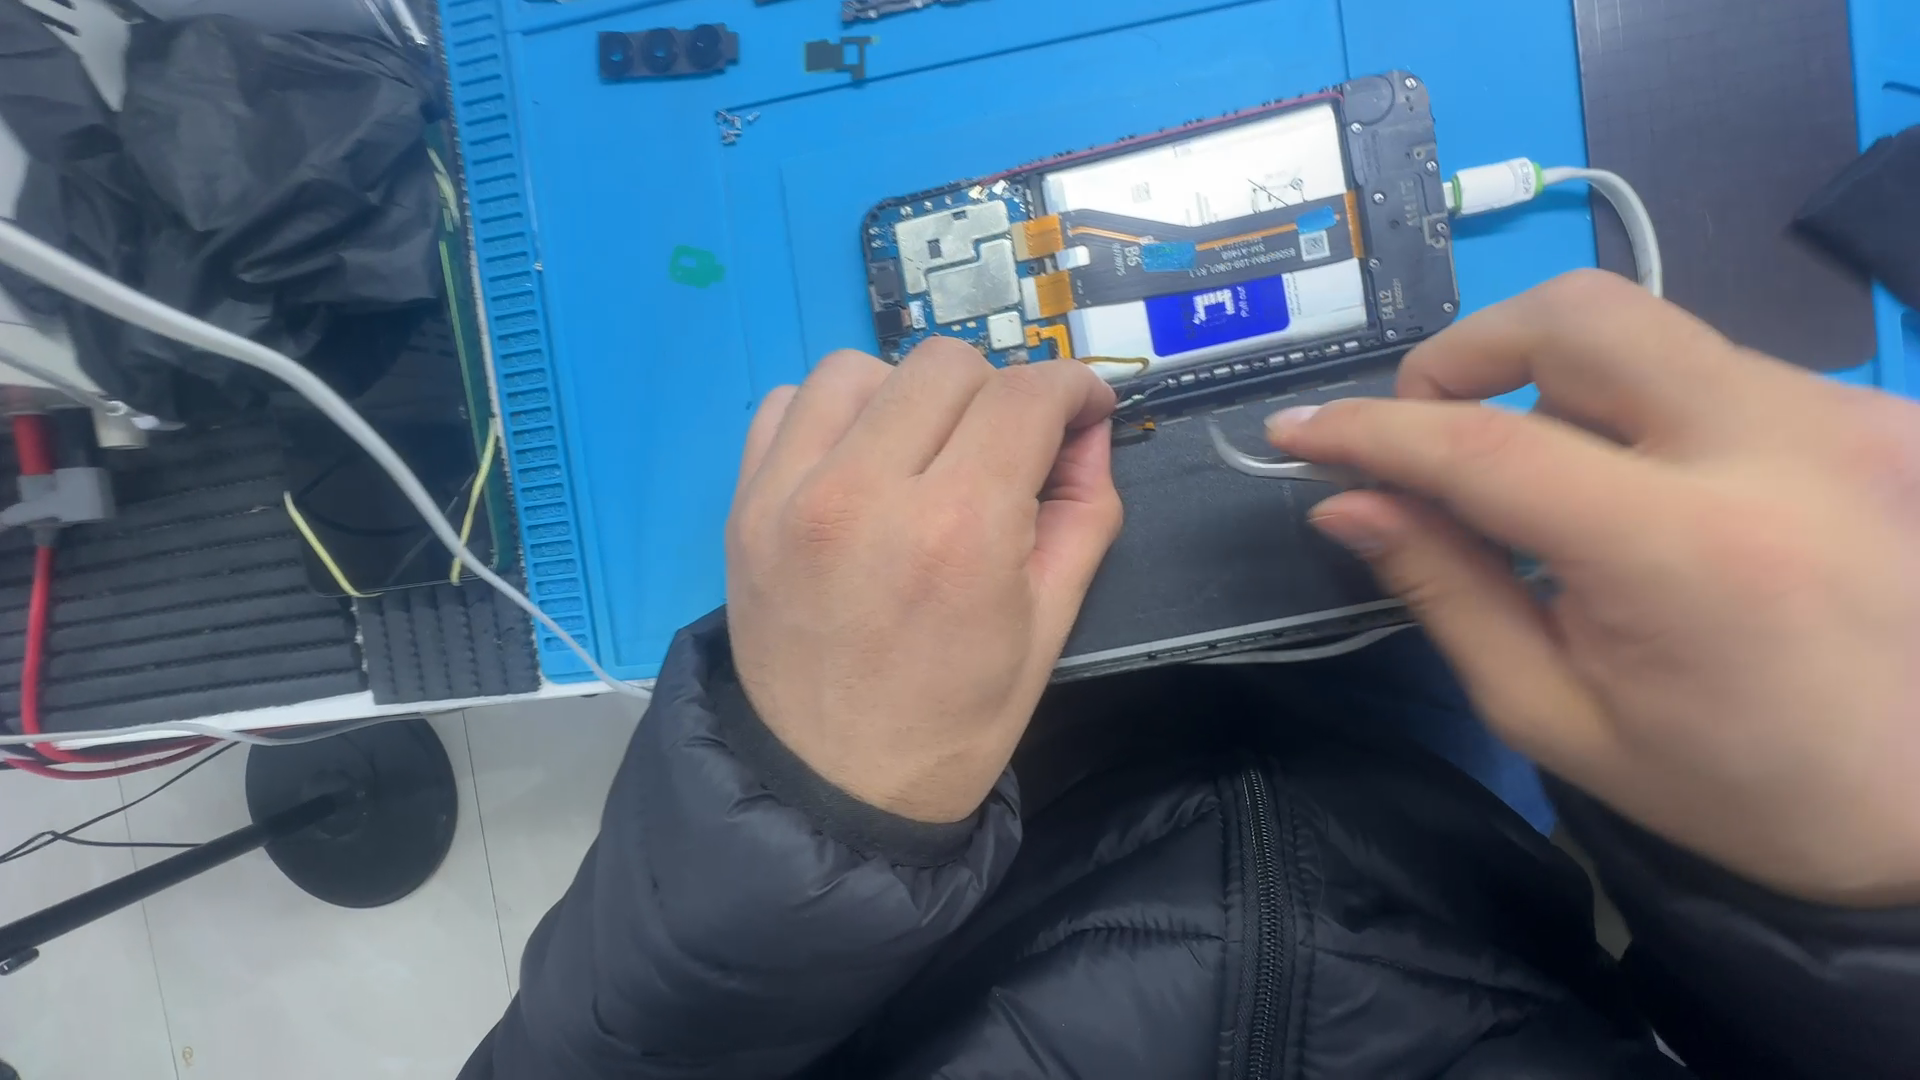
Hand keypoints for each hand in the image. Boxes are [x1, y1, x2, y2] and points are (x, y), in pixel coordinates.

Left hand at [726, 340, 1121, 823]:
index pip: (1026, 395)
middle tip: (1005, 449)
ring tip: (924, 455)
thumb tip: (1086, 428)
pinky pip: (791, 404)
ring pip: (862, 367)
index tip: (1084, 410)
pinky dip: (836, 415)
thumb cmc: (956, 721)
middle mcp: (865, 491)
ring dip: (912, 396)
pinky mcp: (743, 504)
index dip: (1073, 387)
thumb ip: (1084, 509)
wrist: (832, 787)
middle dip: (999, 393)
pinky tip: (856, 464)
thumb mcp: (1052, 624)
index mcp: (959, 531)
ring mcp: (789, 493)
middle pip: (947, 364)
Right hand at [1268, 270, 1919, 906]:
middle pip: (1581, 315)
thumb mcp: (1548, 710)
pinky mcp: (1883, 413)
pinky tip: (1621, 489)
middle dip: (1463, 353)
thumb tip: (1345, 505)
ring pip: (1640, 334)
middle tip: (1422, 427)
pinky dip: (1615, 409)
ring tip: (1523, 477)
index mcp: (1691, 554)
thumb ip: (1443, 589)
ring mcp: (1860, 416)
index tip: (1295, 430)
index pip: (1484, 446)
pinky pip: (1699, 370)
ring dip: (1539, 386)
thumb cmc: (1734, 787)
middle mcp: (1790, 448)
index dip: (1368, 429)